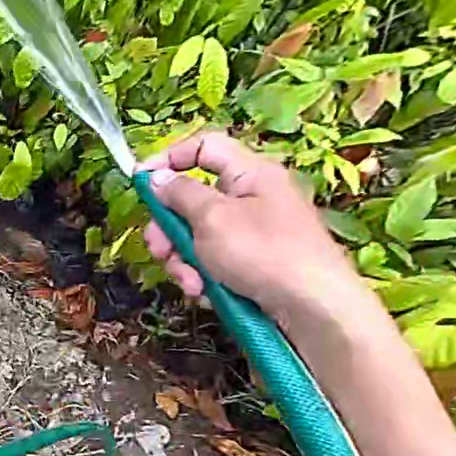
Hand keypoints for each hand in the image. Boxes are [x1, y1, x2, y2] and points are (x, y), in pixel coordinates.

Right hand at [139, 130, 373, 324]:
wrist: (316, 310)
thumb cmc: (263, 254)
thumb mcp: (212, 219)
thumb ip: (179, 194)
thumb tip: (157, 178)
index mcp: (250, 173)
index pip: (203, 146)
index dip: (167, 158)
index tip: (139, 181)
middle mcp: (254, 197)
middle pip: (193, 198)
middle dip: (169, 227)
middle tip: (157, 248)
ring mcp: (255, 232)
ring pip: (199, 235)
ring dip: (184, 259)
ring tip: (190, 282)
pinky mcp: (255, 262)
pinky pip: (215, 260)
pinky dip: (204, 275)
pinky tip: (206, 292)